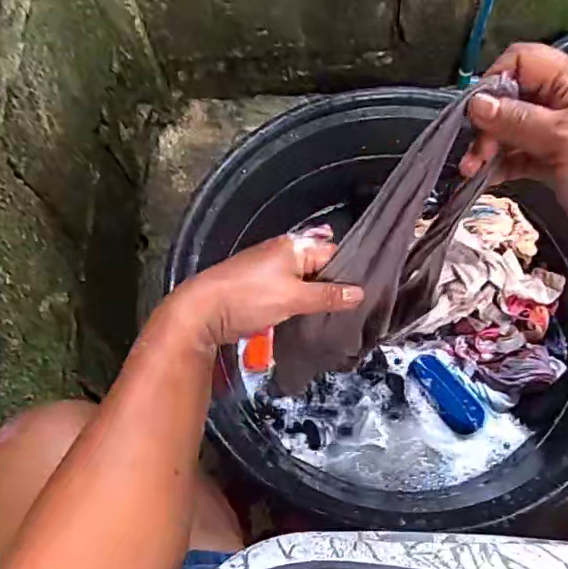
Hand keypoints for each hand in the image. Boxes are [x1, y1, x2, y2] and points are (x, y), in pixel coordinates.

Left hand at [162, 230, 361, 349]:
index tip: (364, 294)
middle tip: (353, 311)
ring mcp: (268, 274)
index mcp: (292, 247)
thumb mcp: (294, 297)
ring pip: (302, 286)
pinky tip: (308, 321)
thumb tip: (359, 293)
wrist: (202, 312)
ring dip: (314, 302)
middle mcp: (281, 255)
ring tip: (335, 319)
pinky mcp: (258, 293)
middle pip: (317, 270)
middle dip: (332, 289)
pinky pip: (286, 297)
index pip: (332, 253)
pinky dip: (297, 308)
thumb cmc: (248, 297)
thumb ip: (327, 296)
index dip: (348, 272)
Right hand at [457, 43, 567, 241]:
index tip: (475, 115)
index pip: (519, 62)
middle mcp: (561, 101)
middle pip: (507, 100)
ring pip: (507, 131)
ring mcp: (555, 132)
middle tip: (474, 155)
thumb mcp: (564, 138)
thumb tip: (477, 104)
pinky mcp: (550, 160)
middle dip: (485, 125)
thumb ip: (517, 120)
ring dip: (486, 150)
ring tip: (472, 172)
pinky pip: (515, 156)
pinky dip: (498, 166)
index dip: (492, 83)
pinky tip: (485, 179)